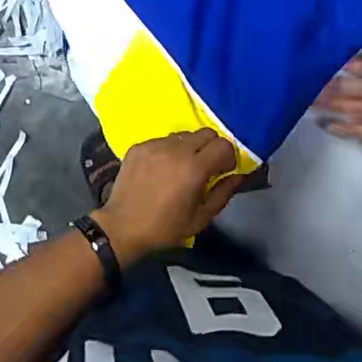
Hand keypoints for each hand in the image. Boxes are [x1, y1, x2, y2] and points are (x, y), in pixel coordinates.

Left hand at [91, 129, 241, 263]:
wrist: (123, 226)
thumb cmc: (165, 227)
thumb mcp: (201, 217)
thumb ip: (223, 193)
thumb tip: (238, 176)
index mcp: (194, 168)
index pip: (224, 144)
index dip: (228, 157)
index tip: (223, 171)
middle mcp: (175, 149)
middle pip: (206, 133)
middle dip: (212, 148)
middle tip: (206, 167)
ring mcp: (154, 145)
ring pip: (183, 135)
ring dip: (190, 147)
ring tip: (182, 168)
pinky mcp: (138, 146)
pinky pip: (162, 140)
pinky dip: (168, 150)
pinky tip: (162, 169)